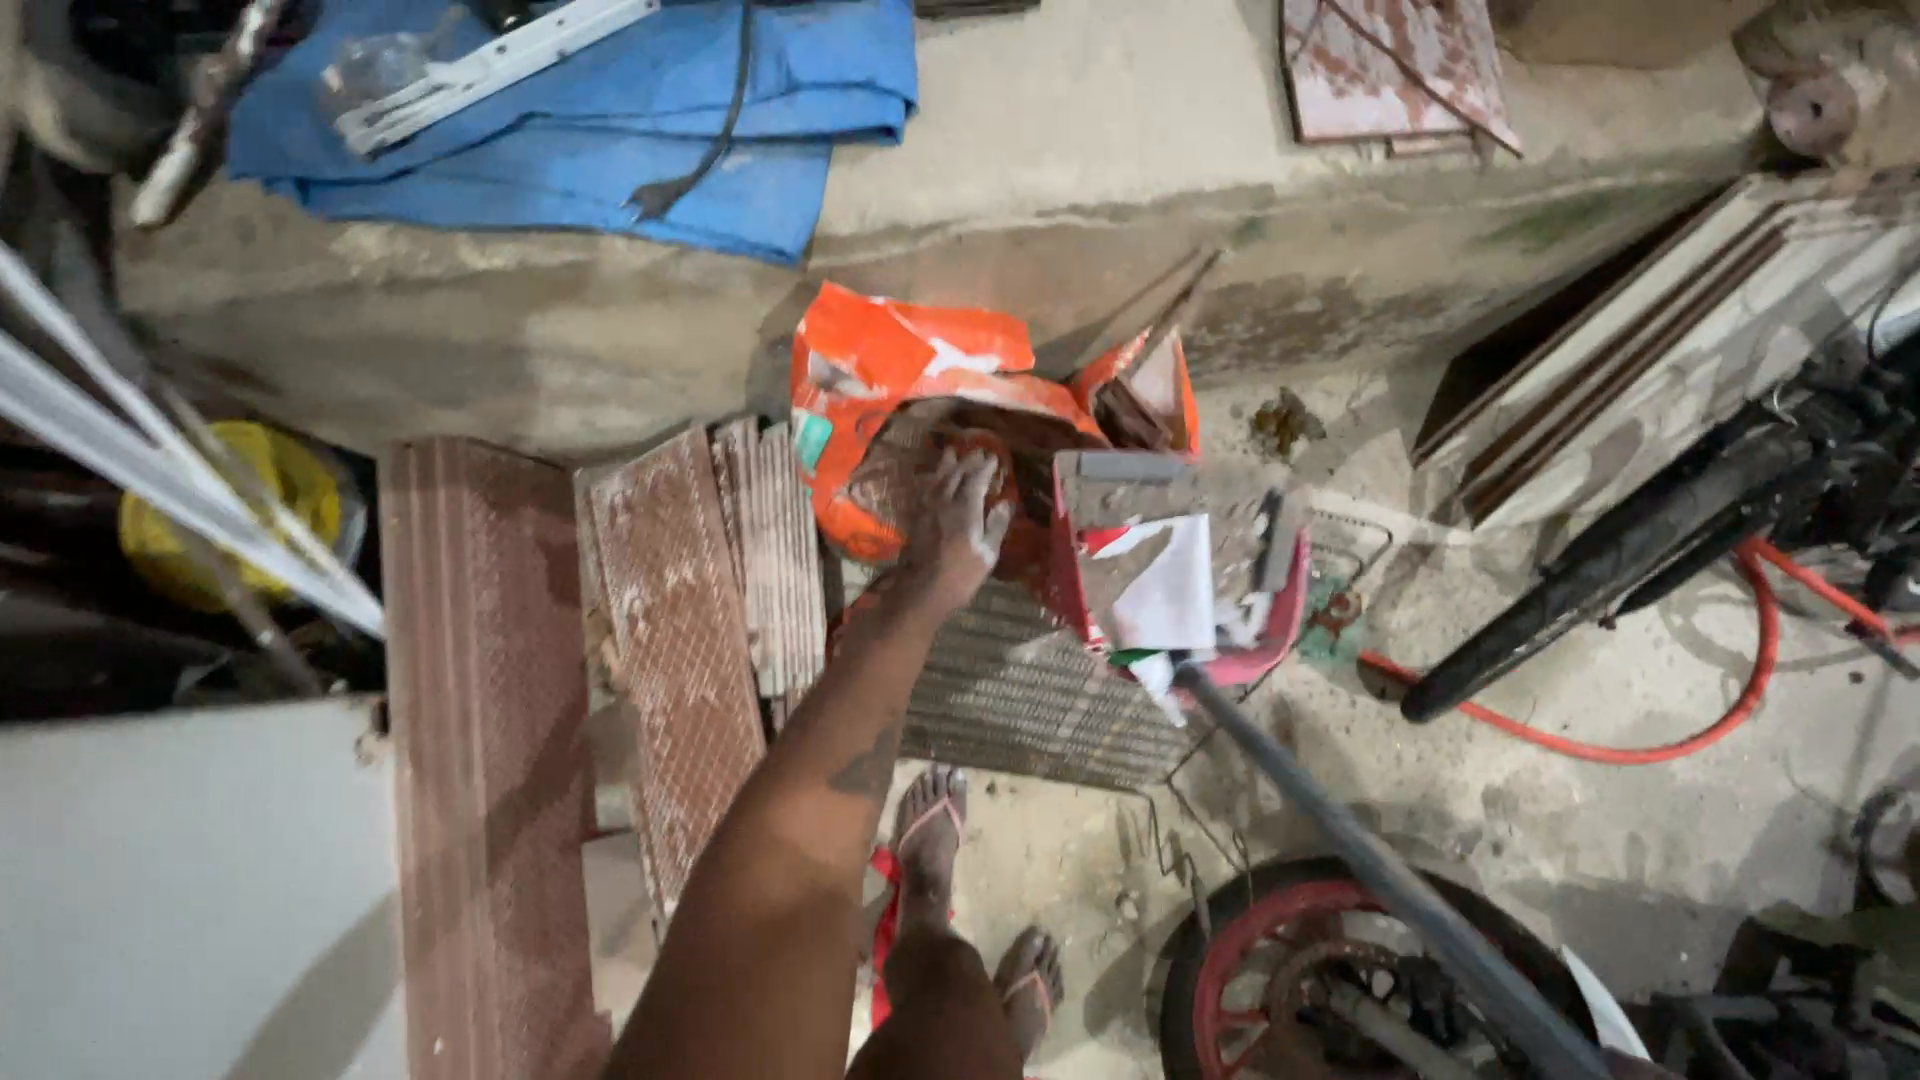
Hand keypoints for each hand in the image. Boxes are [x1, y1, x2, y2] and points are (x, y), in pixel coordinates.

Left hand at [893, 449, 1012, 620]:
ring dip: (947, 464)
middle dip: (968, 461)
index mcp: (965, 509)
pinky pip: (925, 490)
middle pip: (956, 474)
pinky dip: (932, 480)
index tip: (994, 457)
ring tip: (952, 452)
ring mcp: (927, 509)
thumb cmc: (961, 575)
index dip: (985, 466)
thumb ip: (996, 525)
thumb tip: (1006, 503)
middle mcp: (944, 502)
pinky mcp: (916, 518)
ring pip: (937, 479)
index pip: (976, 479)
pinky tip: (933, 479)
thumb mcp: (987, 554)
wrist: (923, 590)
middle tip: (978, 452)